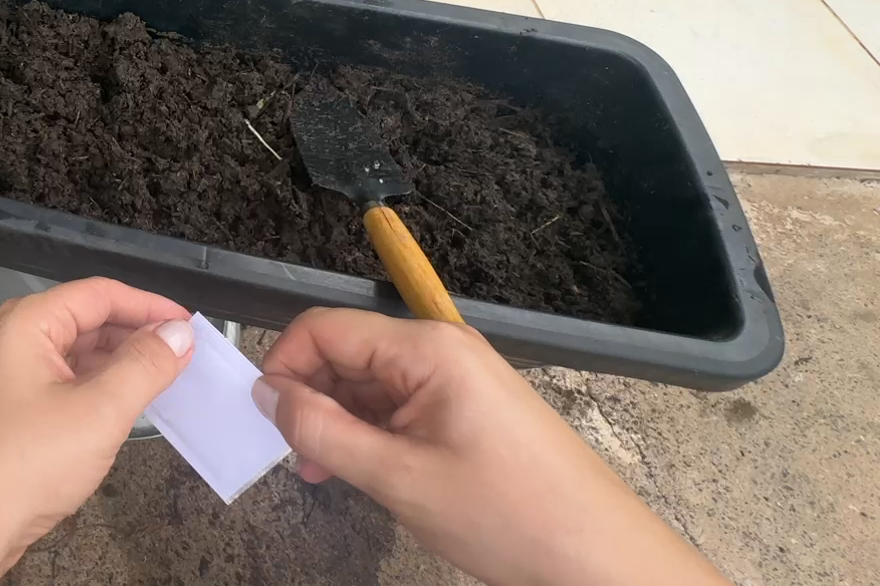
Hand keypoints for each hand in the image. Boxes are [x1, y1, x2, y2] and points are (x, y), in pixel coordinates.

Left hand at [0, 278, 194, 584]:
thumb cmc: (24, 462)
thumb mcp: (97, 411)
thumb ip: (143, 366)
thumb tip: (178, 331)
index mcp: (29, 320)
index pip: (99, 294)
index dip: (148, 305)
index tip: (191, 324)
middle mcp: (19, 336)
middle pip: (89, 318)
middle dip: (138, 333)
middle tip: (188, 355)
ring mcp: (16, 371)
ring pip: (81, 351)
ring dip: (122, 361)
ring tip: (168, 377)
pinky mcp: (18, 404)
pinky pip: (70, 379)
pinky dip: (102, 385)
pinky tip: (130, 401)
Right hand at [254, 308, 728, 585]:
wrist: (623, 579)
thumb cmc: (511, 520)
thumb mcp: (401, 478)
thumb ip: (321, 430)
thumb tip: (264, 394)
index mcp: (424, 349)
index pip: (324, 328)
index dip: (285, 365)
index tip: (271, 416)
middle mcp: (438, 349)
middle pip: (344, 352)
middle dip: (311, 398)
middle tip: (299, 454)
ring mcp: (456, 378)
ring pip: (367, 381)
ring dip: (337, 420)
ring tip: (325, 470)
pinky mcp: (467, 408)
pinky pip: (397, 404)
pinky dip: (369, 432)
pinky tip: (362, 468)